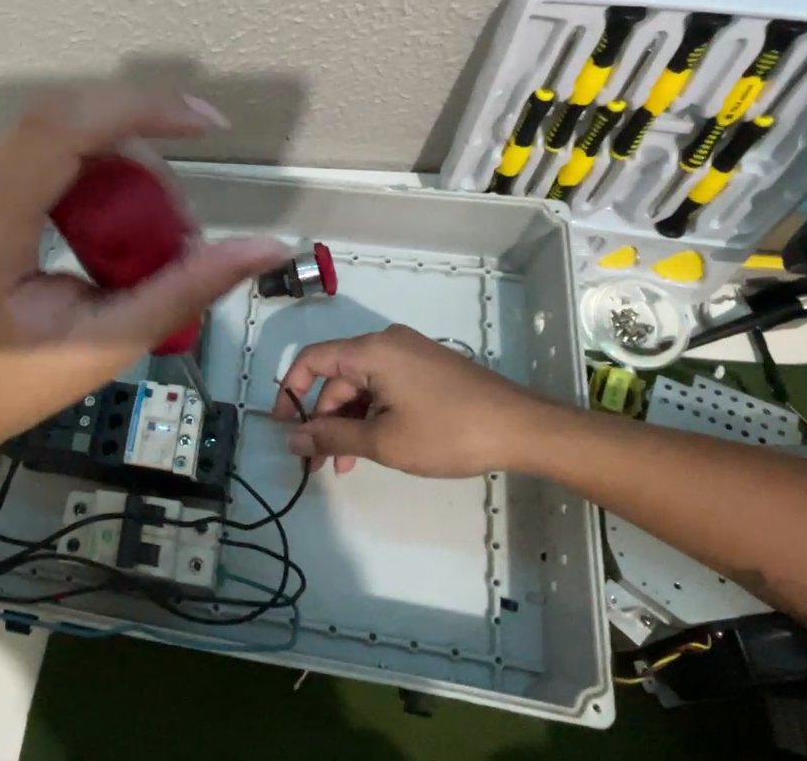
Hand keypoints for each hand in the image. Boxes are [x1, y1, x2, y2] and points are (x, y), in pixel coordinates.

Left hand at [0, 88, 288, 485]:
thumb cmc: (7, 388)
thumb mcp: (102, 345)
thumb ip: (184, 290)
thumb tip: (266, 247)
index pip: (59, 127)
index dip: (139, 109)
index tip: (206, 126)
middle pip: (64, 129)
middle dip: (139, 160)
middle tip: (180, 227)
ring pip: (51, 139)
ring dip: (113, 170)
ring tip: (146, 235)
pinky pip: (29, 157)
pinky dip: (80, 179)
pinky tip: (100, 227)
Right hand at [274, 325, 551, 477]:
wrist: (521, 428)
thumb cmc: (447, 432)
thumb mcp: (383, 440)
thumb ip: (331, 436)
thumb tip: (292, 438)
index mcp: (371, 350)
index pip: (312, 359)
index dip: (291, 391)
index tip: (285, 426)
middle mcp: (387, 342)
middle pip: (338, 376)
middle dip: (323, 417)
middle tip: (317, 460)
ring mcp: (410, 354)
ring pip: (362, 385)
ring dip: (348, 421)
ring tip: (345, 464)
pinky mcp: (428, 369)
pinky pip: (385, 386)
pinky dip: (372, 414)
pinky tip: (374, 447)